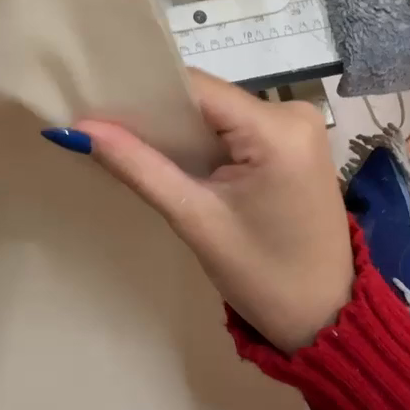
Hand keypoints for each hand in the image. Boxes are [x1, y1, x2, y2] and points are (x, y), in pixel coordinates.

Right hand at [70, 70, 352, 353]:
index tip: (98, 100)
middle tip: (105, 125)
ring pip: (218, 110)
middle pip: (207, 96)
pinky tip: (173, 154)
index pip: (196, 88)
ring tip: (130, 140)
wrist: (329, 321)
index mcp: (277, 128)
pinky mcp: (294, 141)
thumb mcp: (196, 220)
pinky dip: (204, 139)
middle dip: (159, 112)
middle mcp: (293, 111)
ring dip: (179, 126)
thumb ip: (139, 167)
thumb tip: (79, 129)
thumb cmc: (264, 276)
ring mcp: (297, 124)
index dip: (146, 92)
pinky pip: (235, 124)